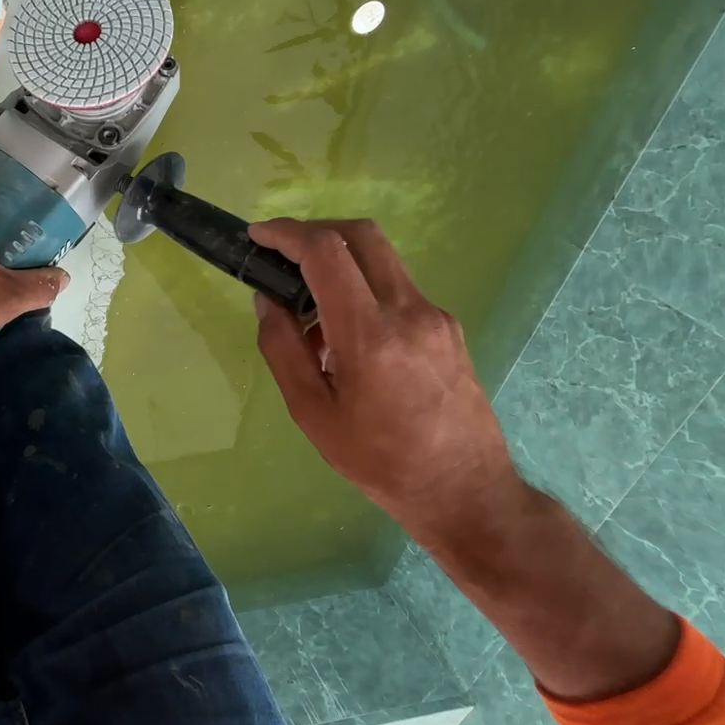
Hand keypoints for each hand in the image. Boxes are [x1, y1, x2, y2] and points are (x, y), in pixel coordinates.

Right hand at [247, 218, 521, 536]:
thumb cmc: (379, 460)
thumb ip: (282, 348)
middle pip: (361, 235)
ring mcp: (435, 317)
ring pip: (380, 257)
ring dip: (336, 260)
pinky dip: (358, 287)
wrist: (467, 493)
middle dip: (313, 231)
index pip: (327, 253)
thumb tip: (268, 299)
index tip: (257, 236)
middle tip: (279, 253)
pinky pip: (394, 286)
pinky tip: (340, 334)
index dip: (286, 234)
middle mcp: (410, 312)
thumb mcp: (311, 412)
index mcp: (370, 335)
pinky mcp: (446, 328)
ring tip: (306, 307)